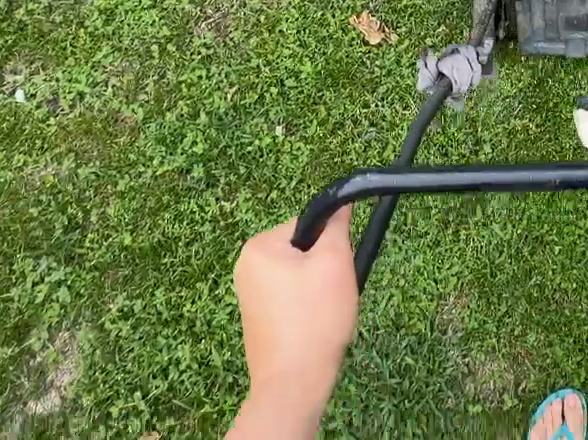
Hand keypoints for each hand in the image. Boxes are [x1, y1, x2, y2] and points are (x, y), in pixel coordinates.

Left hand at [228, 208, 356, 437]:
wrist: (294, 382)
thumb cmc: (315, 315)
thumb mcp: (335, 260)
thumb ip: (338, 225)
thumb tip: (341, 204)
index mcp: (258, 248)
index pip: (308, 224)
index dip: (330, 241)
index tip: (338, 265)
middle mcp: (246, 268)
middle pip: (304, 248)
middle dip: (324, 265)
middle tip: (333, 288)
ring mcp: (250, 295)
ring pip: (301, 273)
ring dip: (320, 285)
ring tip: (327, 307)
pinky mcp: (259, 318)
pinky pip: (293, 294)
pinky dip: (309, 303)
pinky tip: (317, 321)